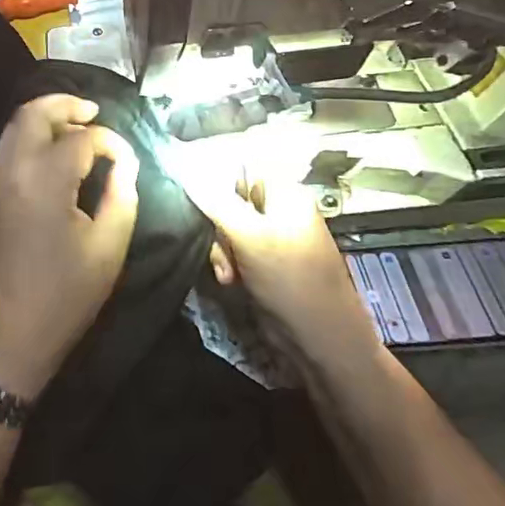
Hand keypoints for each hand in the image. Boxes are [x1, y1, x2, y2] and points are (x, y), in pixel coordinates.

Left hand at [0, 94, 139, 399]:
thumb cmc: (66, 295)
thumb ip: (122, 194)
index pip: (81, 138)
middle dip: (66, 104)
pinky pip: (9, 148)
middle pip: (32, 114)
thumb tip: (124, 163)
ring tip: (79, 128)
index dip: (110, 141)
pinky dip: (33, 137)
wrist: (10, 336)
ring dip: (47, 118)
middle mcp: (13, 172)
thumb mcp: (110, 246)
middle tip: (95, 112)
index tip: (128, 158)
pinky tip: (59, 154)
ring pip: (15, 127)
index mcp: (44, 182)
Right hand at [181, 163, 381, 371]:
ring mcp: (273, 238)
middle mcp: (280, 210)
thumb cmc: (289, 278)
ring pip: (229, 229)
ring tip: (227, 274)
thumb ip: (216, 201)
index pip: (242, 168)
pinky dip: (230, 265)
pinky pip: (236, 252)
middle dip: (219, 228)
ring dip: (222, 251)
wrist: (319, 337)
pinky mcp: (265, 264)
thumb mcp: (249, 236)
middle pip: (230, 201)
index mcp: (286, 193)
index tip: (198, 202)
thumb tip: (185, 169)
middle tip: (223, 253)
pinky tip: (230, 281)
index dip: (216, 182)